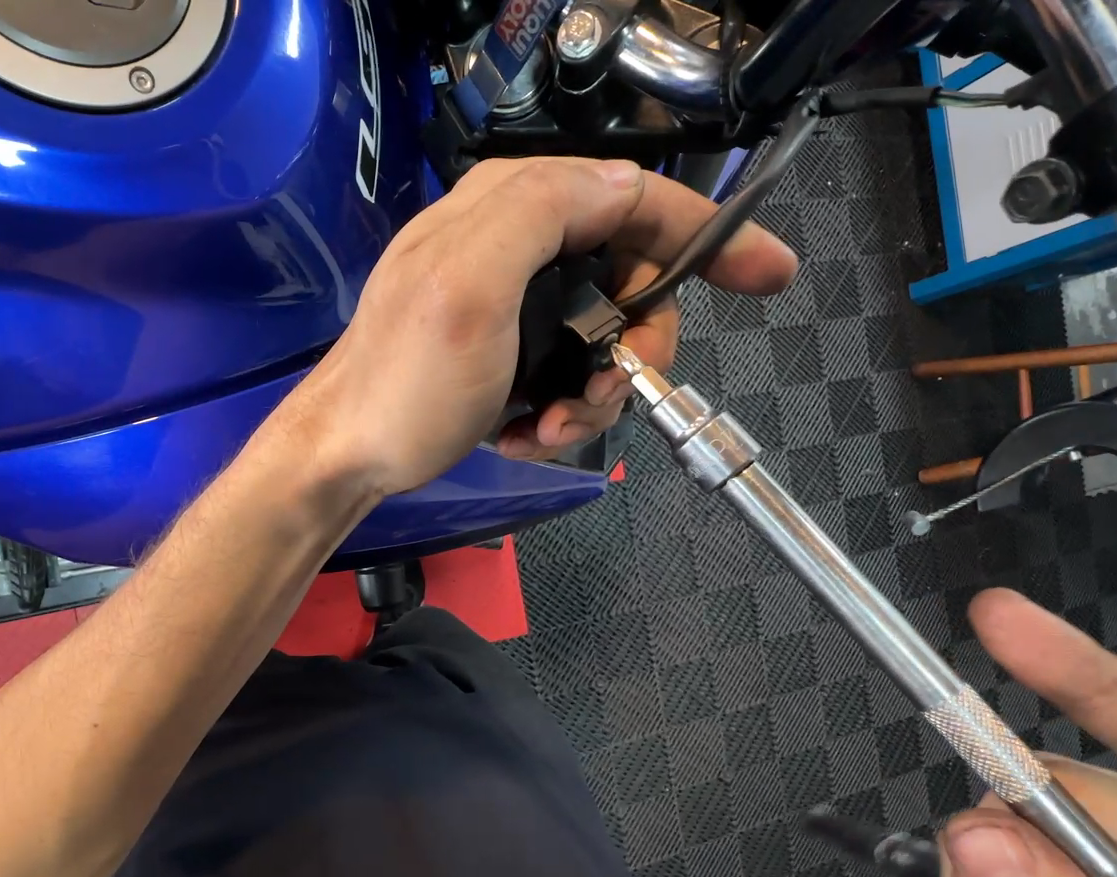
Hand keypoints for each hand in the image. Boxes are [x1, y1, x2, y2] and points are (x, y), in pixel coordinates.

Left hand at [274, 157, 796, 496]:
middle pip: (630, 282)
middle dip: (632, 350)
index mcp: (512, 208)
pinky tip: (526, 433)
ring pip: (605, 340)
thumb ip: (544, 212)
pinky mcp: (510, 351)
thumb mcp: (470, 285)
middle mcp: (519, 246)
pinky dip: (561, 412)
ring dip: (593, 396)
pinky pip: (570, 373)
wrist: (350, 454)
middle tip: (603, 393)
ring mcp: (515, 303)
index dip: (705, 235)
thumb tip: (625, 183)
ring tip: (549, 428)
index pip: (632, 201)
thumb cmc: (406, 381)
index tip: (766, 275)